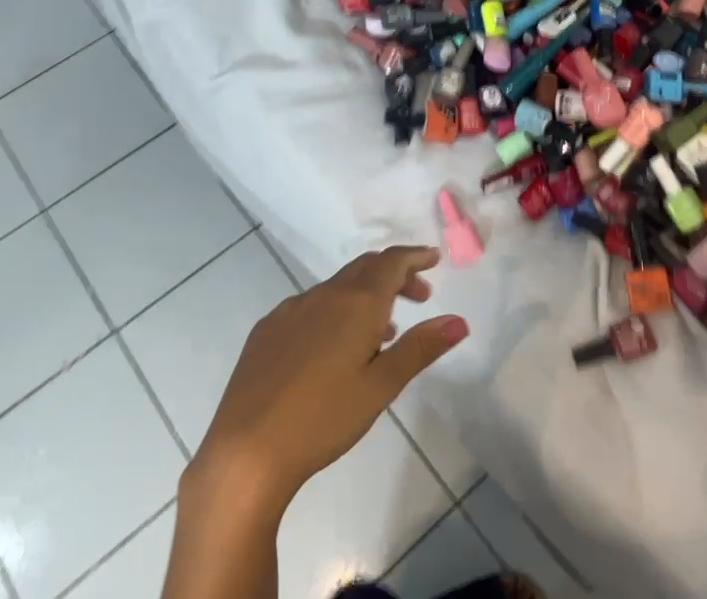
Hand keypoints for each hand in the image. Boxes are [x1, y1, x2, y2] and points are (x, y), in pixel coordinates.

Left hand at [187, 245, 469, 508]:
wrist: (248, 449)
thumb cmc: (324, 418)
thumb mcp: (381, 386)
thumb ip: (420, 348)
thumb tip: (458, 321)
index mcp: (354, 304)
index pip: (390, 262)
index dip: (414, 257)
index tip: (433, 259)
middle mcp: (321, 296)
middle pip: (363, 269)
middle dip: (394, 275)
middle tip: (419, 296)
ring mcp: (288, 312)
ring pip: (335, 289)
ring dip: (364, 297)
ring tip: (383, 332)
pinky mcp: (266, 332)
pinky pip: (309, 307)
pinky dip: (334, 313)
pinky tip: (334, 349)